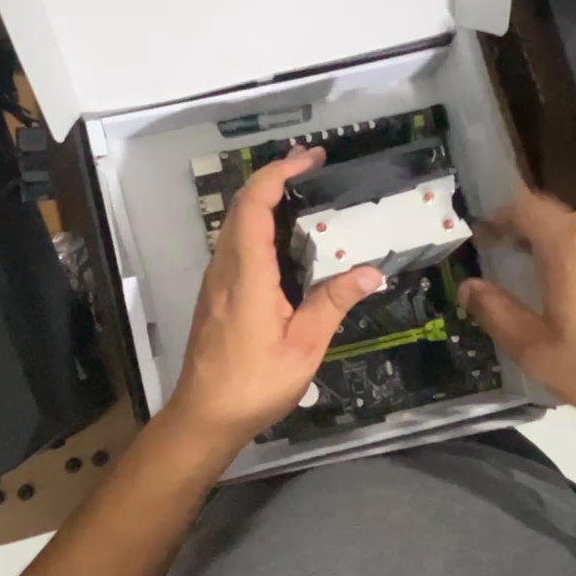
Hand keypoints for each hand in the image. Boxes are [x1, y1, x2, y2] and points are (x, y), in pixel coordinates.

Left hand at [166, 147, 384, 448]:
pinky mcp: (214, 297)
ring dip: (264, 203)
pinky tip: (284, 246)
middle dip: (274, 180)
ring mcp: (214, 283)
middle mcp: (224, 269)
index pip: (254, 205)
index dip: (278, 174)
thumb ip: (333, 304)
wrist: (204, 416)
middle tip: (312, 169)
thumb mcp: (304, 347)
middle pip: (241, 208)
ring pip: (234, 227)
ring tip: (303, 199)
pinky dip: (257, 230)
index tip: (308, 159)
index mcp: (246, 274)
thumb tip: (371, 272)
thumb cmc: (255, 383)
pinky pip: (234, 248)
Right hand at [456, 190, 575, 454]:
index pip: (527, 208)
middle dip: (533, 238)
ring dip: (570, 253)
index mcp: (572, 247)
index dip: (500, 216)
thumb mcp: (537, 353)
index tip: (485, 237)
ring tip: (560, 290)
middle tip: (517, 269)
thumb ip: (496, 313)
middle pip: (562, 221)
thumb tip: (469, 286)